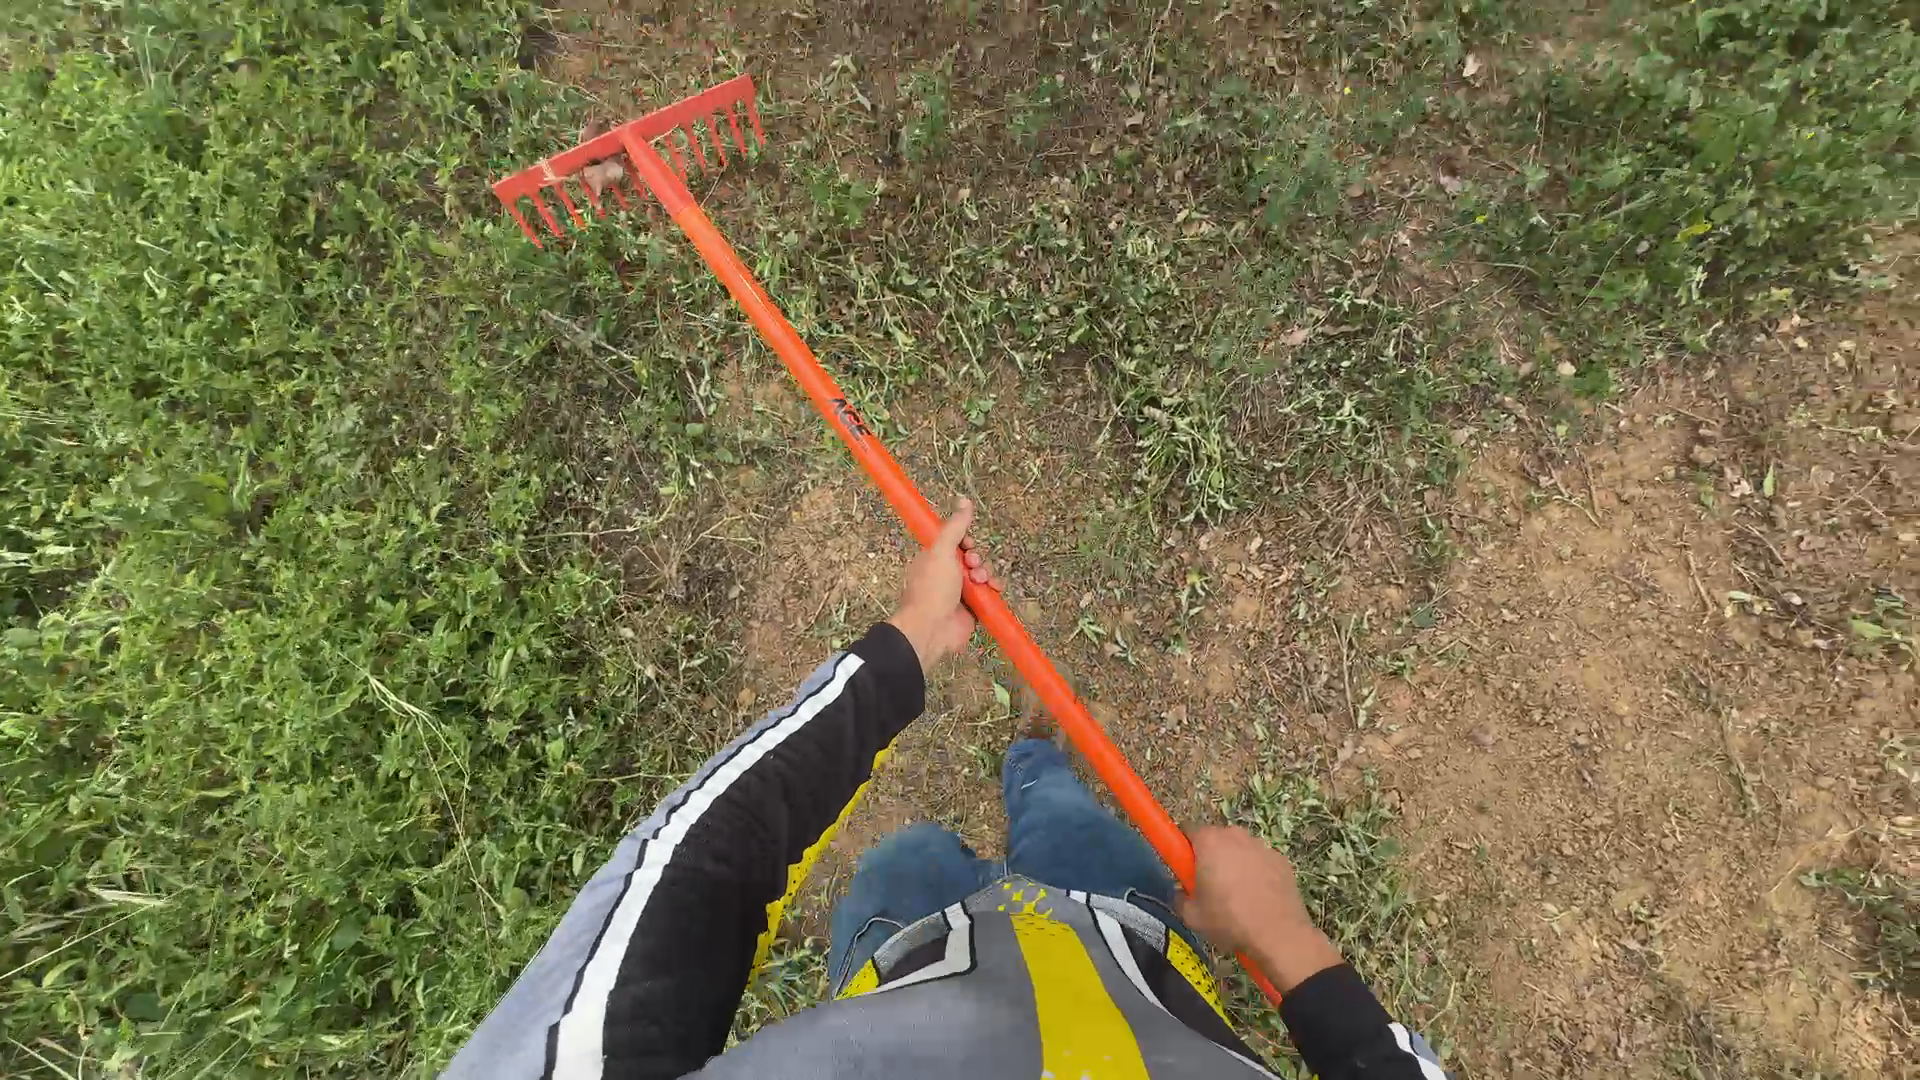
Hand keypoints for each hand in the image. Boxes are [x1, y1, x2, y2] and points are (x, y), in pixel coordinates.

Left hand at [886, 498, 998, 670]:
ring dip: (985, 573)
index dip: (965, 540)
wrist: (931, 629)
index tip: (967, 544)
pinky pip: (988, 593)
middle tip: (972, 565)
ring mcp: (959, 592)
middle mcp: (946, 574)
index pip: (955, 542)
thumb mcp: (942, 550)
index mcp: (933, 558)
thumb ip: (955, 526)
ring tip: (980, 581)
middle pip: (971, 556)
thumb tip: (964, 500)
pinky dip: (993, 589)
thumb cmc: (932, 588)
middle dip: (977, 558)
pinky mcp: (972, 608)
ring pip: (982, 574)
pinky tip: (994, 589)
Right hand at [1177, 825, 1345, 992]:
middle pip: (1215, 839)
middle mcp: (1234, 834)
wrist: (1280, 936)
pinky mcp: (1281, 860)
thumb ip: (1179, 898)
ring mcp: (1261, 845)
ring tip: (1238, 897)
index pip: (1186, 830)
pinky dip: (1258, 874)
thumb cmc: (1230, 920)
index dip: (1183, 850)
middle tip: (1210, 887)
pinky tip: (1260, 899)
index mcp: (1208, 840)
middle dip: (1210, 857)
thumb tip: (1180, 893)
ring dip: (1235, 864)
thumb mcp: (1192, 916)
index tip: (1186, 870)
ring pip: (1239, 850)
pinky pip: (1261, 862)